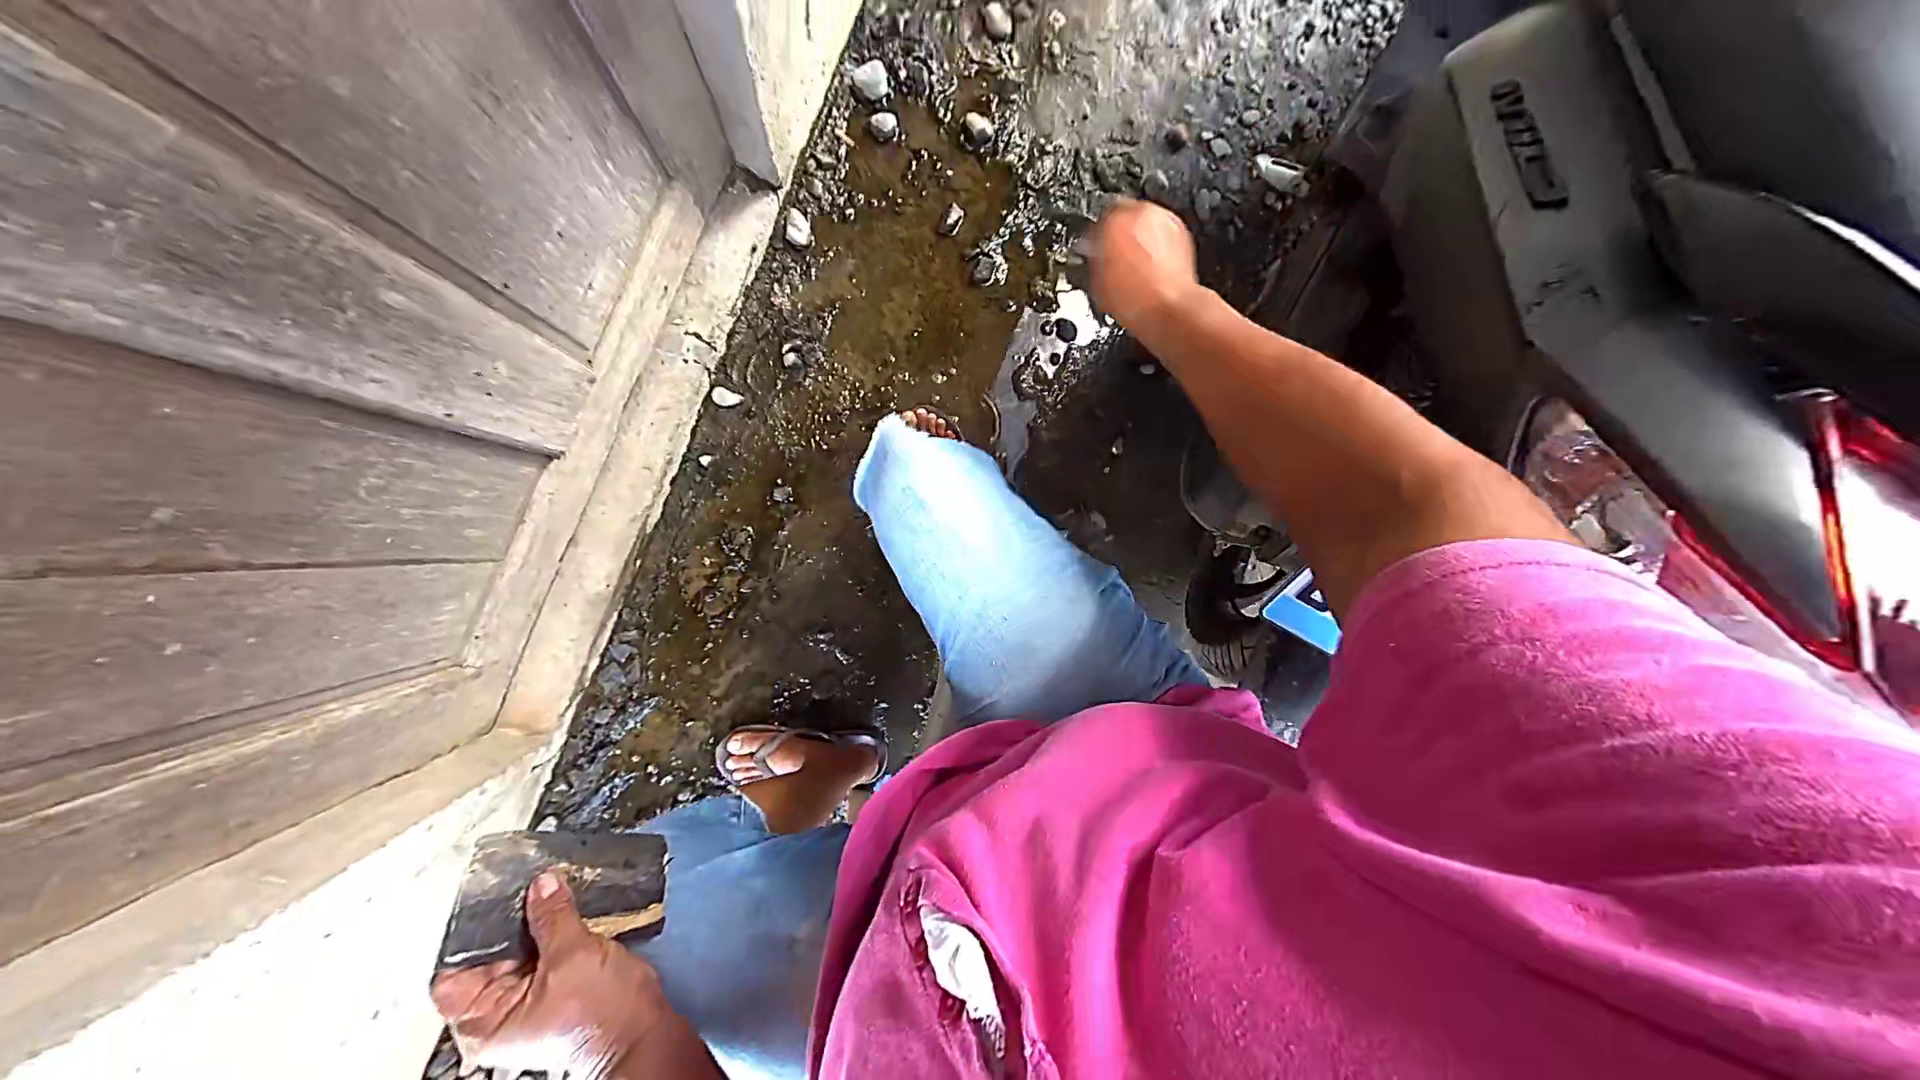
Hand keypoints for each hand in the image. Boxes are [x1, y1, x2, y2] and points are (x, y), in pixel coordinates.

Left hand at [431, 872, 714, 1079]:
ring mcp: (528, 999)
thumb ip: (553, 917)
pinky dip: (556, 929)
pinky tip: (569, 906)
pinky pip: (546, 952)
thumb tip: (541, 883)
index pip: (454, 972)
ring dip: (539, 921)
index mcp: (483, 1021)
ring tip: (553, 888)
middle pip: (491, 955)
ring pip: (522, 950)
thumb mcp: (573, 956)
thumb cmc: (600, 1010)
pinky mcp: (556, 986)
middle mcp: (499, 1013)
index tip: (493, 895)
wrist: (642, 1029)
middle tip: (529, 883)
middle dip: (512, 919)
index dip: (472, 932)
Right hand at [1089, 198, 1199, 328]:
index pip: (1099, 219)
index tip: (1096, 250)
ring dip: (1139, 240)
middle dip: (1120, 236)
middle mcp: (1141, 213)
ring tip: (1134, 266)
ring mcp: (1165, 221)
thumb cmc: (1135, 299)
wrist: (1167, 309)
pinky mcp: (1182, 233)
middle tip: (1115, 258)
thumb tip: (1096, 255)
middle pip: (1125, 217)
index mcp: (1113, 220)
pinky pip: (1162, 235)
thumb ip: (1095, 258)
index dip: (1096, 239)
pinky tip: (1150, 269)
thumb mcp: (1097, 281)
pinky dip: (1156, 247)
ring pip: (1146, 225)